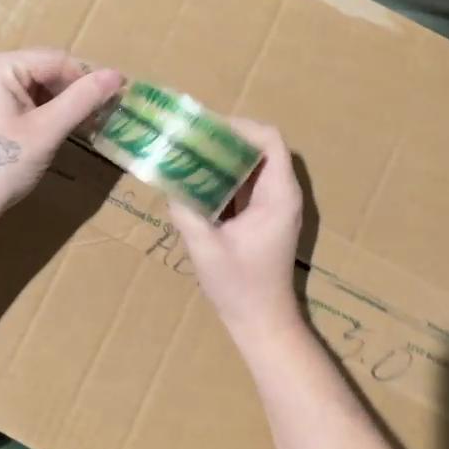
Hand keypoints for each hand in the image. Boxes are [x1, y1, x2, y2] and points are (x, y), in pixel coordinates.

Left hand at [0, 50, 122, 229]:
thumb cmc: (5, 164)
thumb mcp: (48, 130)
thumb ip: (83, 99)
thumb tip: (118, 76)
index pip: (56, 59)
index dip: (87, 78)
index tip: (115, 99)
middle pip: (44, 69)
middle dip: (73, 91)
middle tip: (100, 116)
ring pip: (34, 84)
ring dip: (60, 102)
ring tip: (84, 125)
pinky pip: (20, 98)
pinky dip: (42, 110)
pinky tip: (58, 128)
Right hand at [169, 120, 305, 330]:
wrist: (262, 320)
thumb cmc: (240, 286)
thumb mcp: (206, 248)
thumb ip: (187, 212)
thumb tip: (166, 181)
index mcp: (278, 196)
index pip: (270, 141)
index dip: (240, 127)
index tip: (205, 129)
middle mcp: (282, 194)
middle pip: (261, 147)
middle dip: (226, 137)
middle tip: (189, 137)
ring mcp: (274, 205)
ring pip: (252, 164)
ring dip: (223, 155)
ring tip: (188, 151)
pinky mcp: (262, 216)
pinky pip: (246, 183)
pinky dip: (223, 175)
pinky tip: (195, 179)